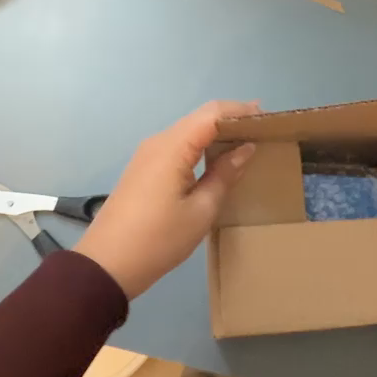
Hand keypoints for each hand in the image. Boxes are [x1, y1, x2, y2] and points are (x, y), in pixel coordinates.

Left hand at [76, 100, 259, 297]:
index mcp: (173, 147)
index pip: (212, 114)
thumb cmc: (158, 239)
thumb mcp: (200, 211)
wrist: (107, 265)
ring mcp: (148, 154)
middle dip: (232, 119)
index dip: (241, 111)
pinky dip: (202, 145)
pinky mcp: (144, 168)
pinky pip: (179, 145)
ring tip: (247, 144)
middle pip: (200, 118)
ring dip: (217, 132)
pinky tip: (217, 159)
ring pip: (189, 130)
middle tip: (263, 130)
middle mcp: (159, 142)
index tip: (268, 118)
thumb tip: (245, 149)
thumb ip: (224, 175)